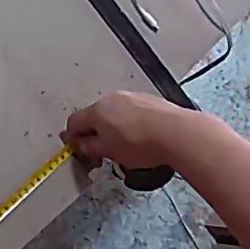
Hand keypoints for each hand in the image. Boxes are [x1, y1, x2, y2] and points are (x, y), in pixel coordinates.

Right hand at [60, 91, 191, 168]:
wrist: (176, 133)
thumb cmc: (141, 143)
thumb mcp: (108, 152)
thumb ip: (88, 147)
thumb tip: (79, 144)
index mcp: (96, 111)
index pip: (74, 122)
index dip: (73, 138)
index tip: (79, 149)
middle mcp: (110, 99)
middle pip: (94, 116)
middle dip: (95, 133)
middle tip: (103, 152)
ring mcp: (130, 97)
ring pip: (114, 113)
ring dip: (113, 127)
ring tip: (126, 146)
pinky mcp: (148, 99)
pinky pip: (132, 111)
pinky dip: (131, 122)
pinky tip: (142, 137)